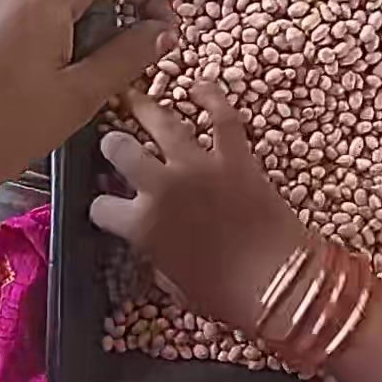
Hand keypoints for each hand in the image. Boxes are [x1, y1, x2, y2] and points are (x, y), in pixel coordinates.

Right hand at [91, 84, 307, 335]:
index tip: (109, 207)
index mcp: (141, 225)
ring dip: (144, 107)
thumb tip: (150, 243)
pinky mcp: (235, 156)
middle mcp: (162, 187)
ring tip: (134, 97)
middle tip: (116, 143)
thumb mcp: (173, 284)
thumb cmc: (224, 295)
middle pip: (120, 149)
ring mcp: (199, 166)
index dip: (102, 207)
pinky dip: (211, 96)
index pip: (101, 206)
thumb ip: (154, 256)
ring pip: (162, 122)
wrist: (279, 283)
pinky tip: (199, 86)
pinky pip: (222, 116)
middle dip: (113, 145)